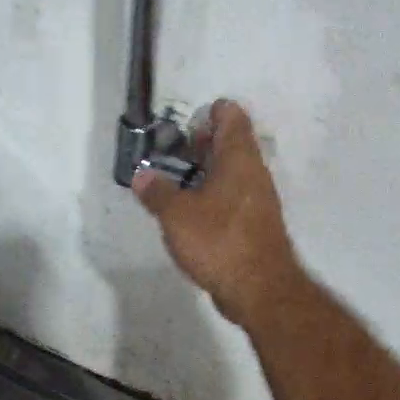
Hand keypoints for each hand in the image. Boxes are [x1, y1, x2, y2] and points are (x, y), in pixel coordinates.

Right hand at [133, 99, 306, 323]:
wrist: (257, 286)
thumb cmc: (218, 242)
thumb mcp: (177, 216)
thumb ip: (158, 194)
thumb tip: (141, 175)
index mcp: (238, 160)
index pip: (232, 119)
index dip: (214, 113)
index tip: (192, 120)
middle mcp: (253, 173)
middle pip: (233, 145)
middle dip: (207, 144)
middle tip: (178, 151)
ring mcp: (258, 200)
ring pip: (234, 174)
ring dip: (210, 173)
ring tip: (180, 184)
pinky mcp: (255, 225)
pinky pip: (234, 198)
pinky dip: (215, 196)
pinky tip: (194, 214)